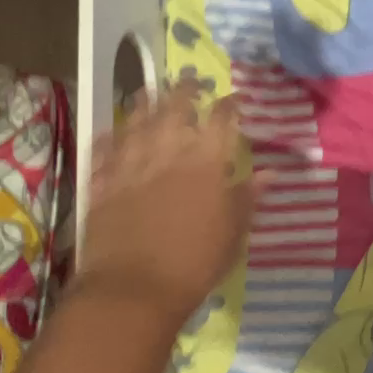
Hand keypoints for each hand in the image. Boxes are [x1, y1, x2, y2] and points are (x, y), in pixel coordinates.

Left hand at [80, 87, 262, 326]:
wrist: (132, 293)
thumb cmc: (193, 264)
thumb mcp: (233, 232)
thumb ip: (247, 197)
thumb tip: (269, 172)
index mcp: (207, 164)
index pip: (221, 121)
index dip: (229, 105)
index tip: (235, 98)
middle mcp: (169, 155)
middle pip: (177, 111)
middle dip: (186, 91)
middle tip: (191, 79)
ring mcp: (132, 168)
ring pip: (137, 124)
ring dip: (144, 105)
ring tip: (148, 91)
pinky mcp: (102, 186)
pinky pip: (104, 153)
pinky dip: (109, 138)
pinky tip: (110, 130)